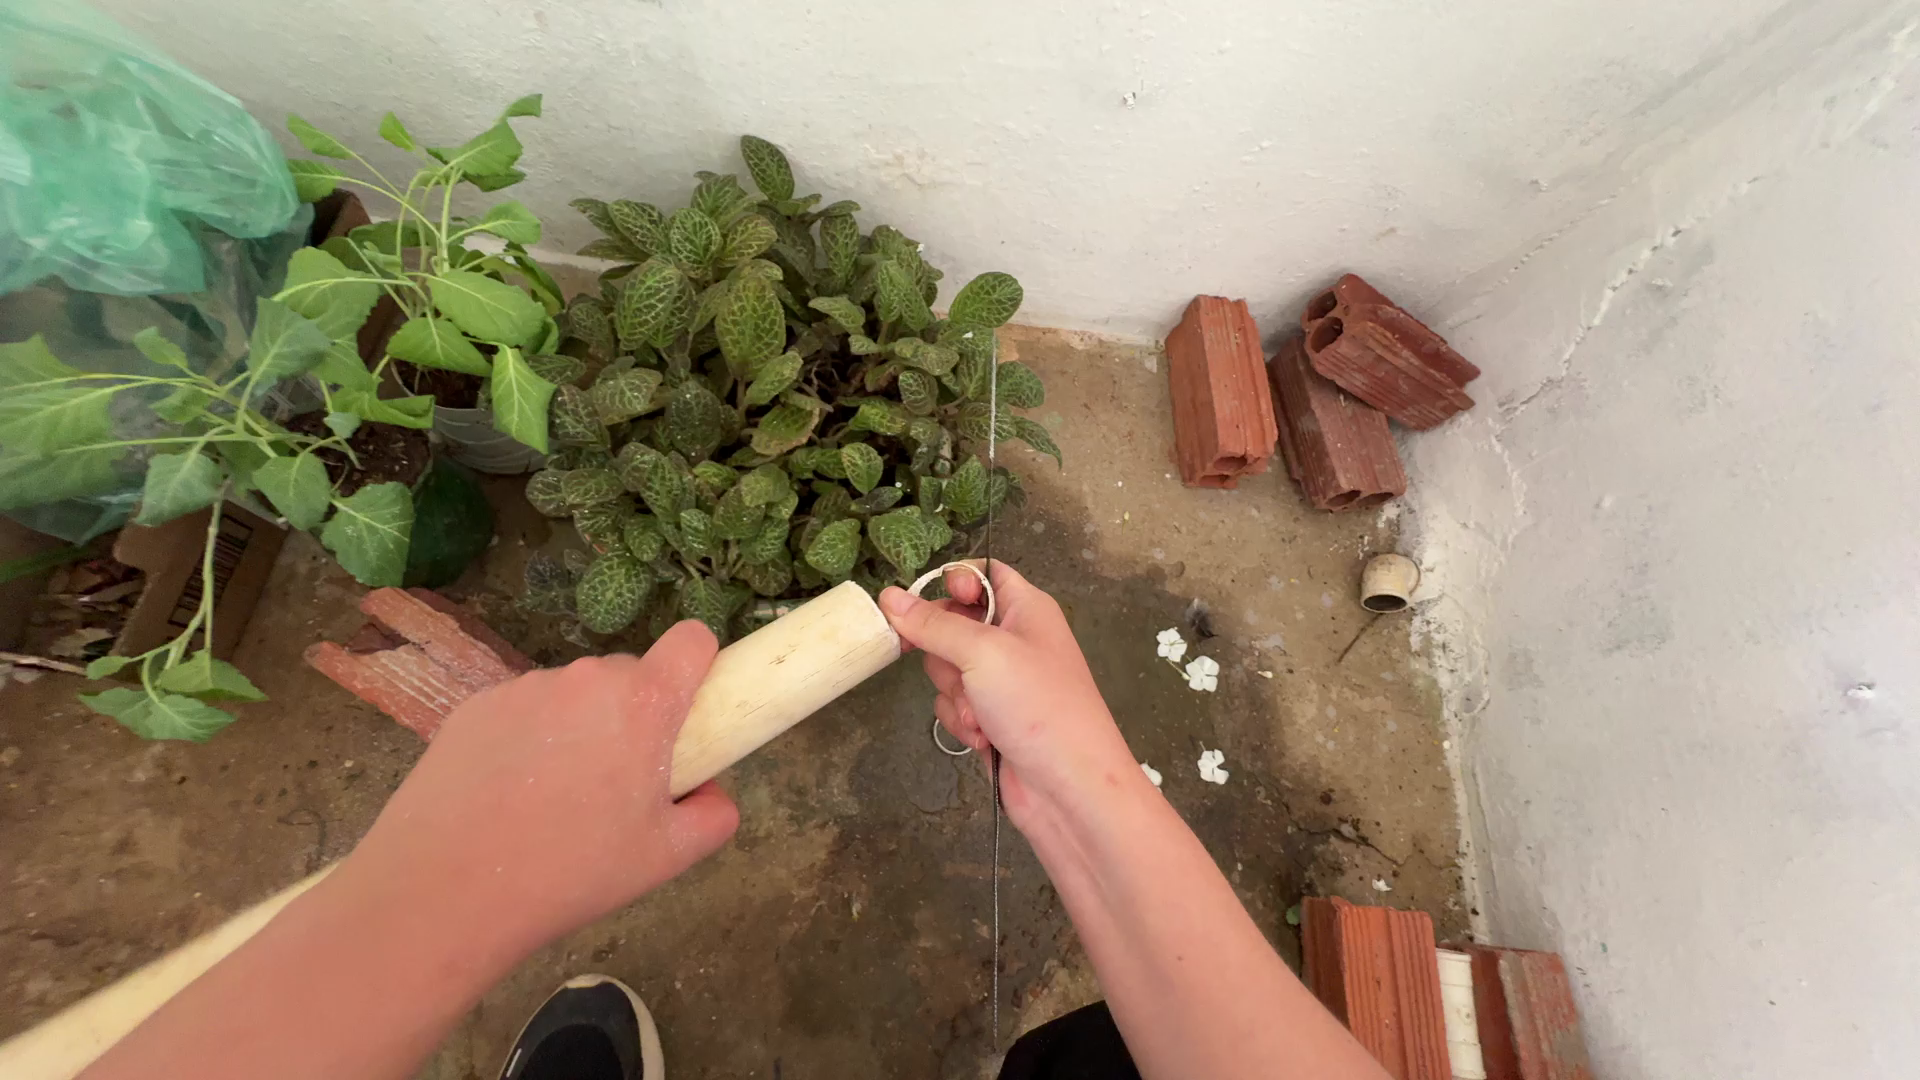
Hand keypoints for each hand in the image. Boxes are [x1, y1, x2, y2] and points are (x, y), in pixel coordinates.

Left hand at [335, 621, 740, 956]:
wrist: (435, 900)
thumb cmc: (568, 873)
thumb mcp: (666, 858)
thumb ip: (715, 816)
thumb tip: (713, 793)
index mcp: (644, 701)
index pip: (693, 639)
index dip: (700, 666)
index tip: (689, 710)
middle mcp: (587, 678)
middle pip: (633, 673)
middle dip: (637, 712)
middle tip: (616, 780)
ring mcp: (526, 687)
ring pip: (578, 692)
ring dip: (583, 723)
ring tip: (553, 794)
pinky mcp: (476, 704)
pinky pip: (527, 706)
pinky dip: (531, 735)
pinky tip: (506, 792)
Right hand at [878, 562, 1144, 830]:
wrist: (1069, 788)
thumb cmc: (1036, 703)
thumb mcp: (983, 652)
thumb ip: (933, 623)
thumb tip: (888, 595)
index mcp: (1025, 607)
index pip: (982, 573)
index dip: (954, 583)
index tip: (929, 606)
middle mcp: (1014, 638)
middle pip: (953, 623)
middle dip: (947, 654)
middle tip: (958, 671)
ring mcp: (1002, 680)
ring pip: (947, 668)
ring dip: (956, 694)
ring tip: (980, 715)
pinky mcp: (991, 716)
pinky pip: (954, 703)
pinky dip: (962, 720)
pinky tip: (983, 739)